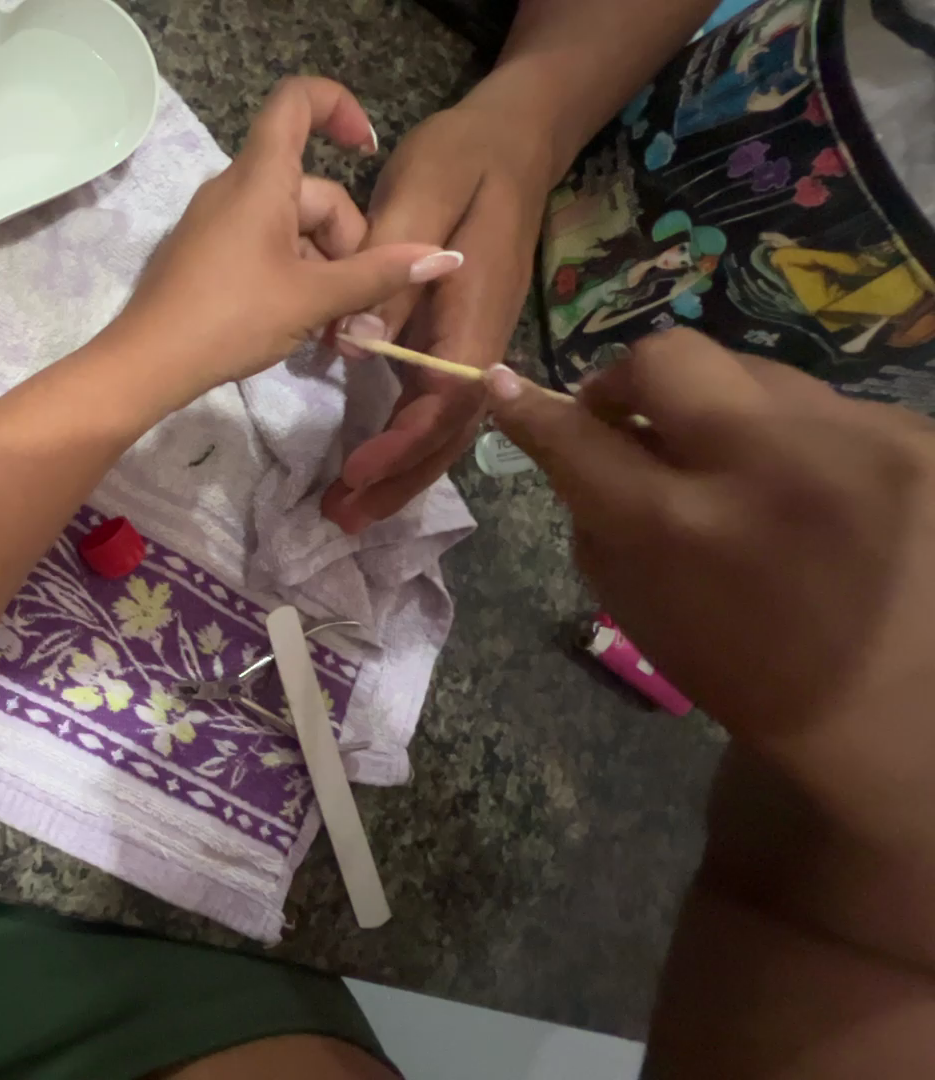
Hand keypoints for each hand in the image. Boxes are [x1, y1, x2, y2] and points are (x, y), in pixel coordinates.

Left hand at [105, 76, 460, 408]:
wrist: (146, 365)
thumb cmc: (229, 320)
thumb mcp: (311, 299)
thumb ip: (377, 275)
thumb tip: (445, 256)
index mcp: (259, 179)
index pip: (297, 101)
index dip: (339, 107)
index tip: (365, 148)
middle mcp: (231, 192)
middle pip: (307, 190)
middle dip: (343, 238)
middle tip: (355, 301)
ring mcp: (211, 227)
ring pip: (284, 228)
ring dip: (318, 268)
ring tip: (328, 326)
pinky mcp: (199, 260)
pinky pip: (255, 251)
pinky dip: (285, 276)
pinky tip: (295, 324)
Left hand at [321, 102, 555, 533]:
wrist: (510, 135)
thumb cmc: (463, 154)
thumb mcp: (421, 192)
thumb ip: (392, 263)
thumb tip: (360, 345)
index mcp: (474, 307)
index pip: (445, 395)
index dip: (401, 440)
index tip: (354, 472)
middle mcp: (477, 335)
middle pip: (447, 428)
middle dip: (397, 478)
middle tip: (344, 521)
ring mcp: (465, 341)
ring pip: (437, 424)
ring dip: (395, 473)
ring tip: (347, 514)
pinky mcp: (445, 339)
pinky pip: (424, 404)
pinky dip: (395, 442)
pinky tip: (363, 470)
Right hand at [486, 330, 934, 853]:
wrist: (883, 705)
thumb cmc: (719, 650)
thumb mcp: (618, 579)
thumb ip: (589, 492)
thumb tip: (564, 417)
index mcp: (671, 519)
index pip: (572, 432)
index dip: (529, 407)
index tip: (500, 385)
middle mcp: (767, 462)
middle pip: (668, 357)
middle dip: (625, 382)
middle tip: (622, 421)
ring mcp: (860, 441)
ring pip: (746, 371)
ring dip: (708, 409)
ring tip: (720, 464)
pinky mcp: (920, 438)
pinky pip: (812, 403)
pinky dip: (776, 431)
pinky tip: (792, 483)